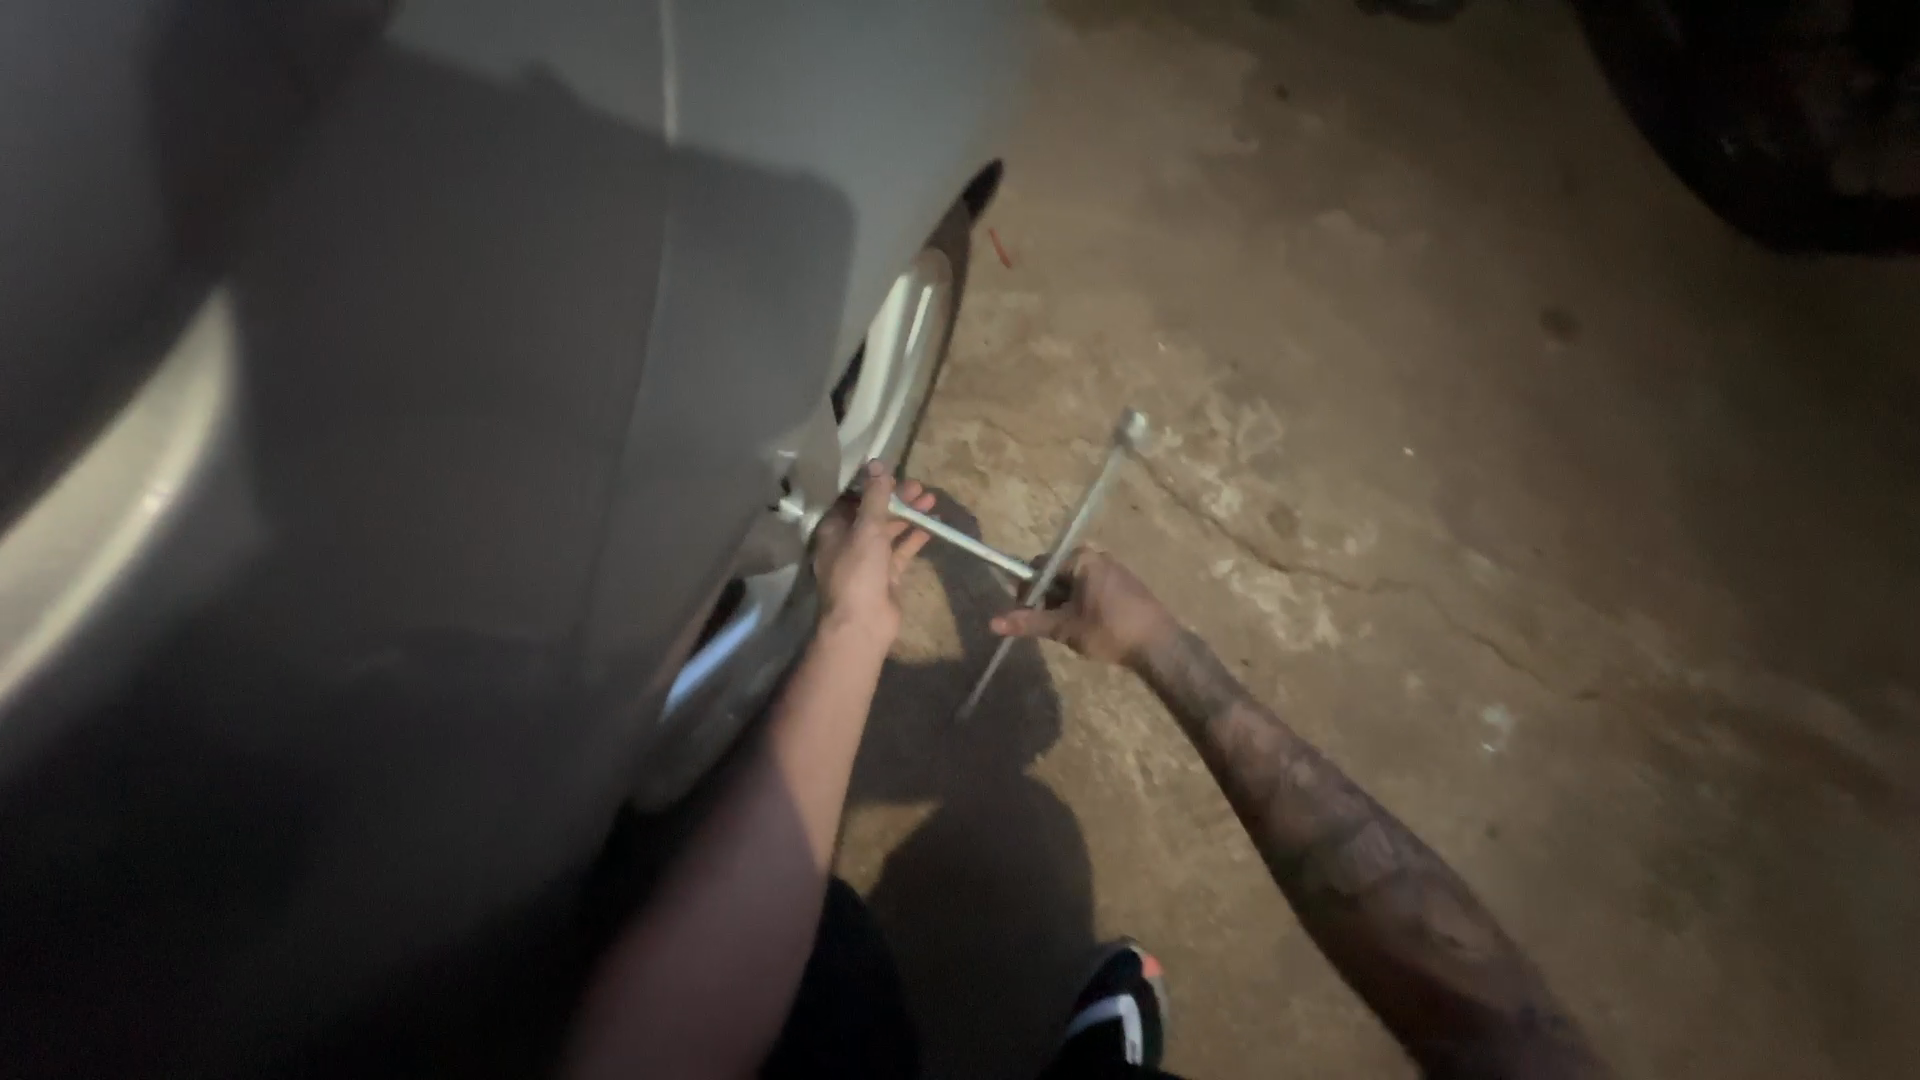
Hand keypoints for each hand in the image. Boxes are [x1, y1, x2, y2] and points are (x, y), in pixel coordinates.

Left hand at [810, 461, 935, 649]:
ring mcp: (868, 560)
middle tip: (921, 486)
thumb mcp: (867, 529)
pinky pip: (901, 551)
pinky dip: (914, 538)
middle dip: (897, 499)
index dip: (873, 486)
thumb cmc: (858, 571)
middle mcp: (849, 542)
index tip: (895, 474)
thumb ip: (875, 497)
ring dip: (908, 516)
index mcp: (834, 529)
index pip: (853, 500)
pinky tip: (932, 526)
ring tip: (931, 500)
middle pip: (874, 514)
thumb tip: (877, 464)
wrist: (863, 623)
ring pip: (889, 531)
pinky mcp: (886, 575)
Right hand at [989, 547, 1176, 668]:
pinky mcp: (1124, 585)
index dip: (1027, 590)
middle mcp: (1097, 557)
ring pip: (1074, 585)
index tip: (1027, 614)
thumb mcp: (1064, 628)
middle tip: (1050, 626)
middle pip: (1056, 574)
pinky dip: (1082, 605)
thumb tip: (993, 622)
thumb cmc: (1109, 630)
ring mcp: (1113, 570)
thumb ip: (1028, 622)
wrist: (1160, 646)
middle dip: (1047, 599)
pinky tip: (1089, 628)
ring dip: (1064, 605)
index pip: (1039, 566)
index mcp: (1081, 559)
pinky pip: (1091, 589)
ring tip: (1070, 630)